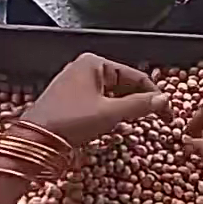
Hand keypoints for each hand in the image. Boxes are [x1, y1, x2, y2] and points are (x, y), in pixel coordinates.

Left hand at [21, 54, 169, 147]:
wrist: (34, 140)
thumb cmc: (69, 121)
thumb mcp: (110, 113)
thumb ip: (139, 105)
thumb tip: (163, 100)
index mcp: (94, 63)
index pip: (135, 76)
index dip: (154, 94)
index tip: (167, 112)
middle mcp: (84, 68)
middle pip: (124, 84)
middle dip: (138, 102)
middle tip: (155, 119)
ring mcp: (75, 84)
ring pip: (111, 95)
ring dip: (124, 109)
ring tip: (133, 123)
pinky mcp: (70, 100)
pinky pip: (98, 102)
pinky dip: (109, 113)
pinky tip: (111, 125)